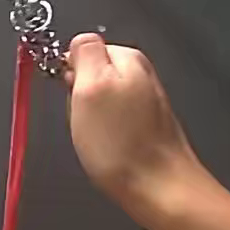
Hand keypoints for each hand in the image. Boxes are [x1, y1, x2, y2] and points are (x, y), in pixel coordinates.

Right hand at [62, 33, 221, 224]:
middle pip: (90, 77)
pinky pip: (111, 123)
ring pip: (98, 103)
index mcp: (128, 57)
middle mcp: (141, 74)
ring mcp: (146, 100)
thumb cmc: (121, 142)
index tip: (75, 96)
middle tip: (87, 121)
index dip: (71, 74)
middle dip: (80, 99)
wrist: (159, 189)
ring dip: (90, 120)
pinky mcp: (147, 126)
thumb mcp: (90, 86)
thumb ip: (85, 52)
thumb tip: (80, 40)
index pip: (82, 50)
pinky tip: (110, 151)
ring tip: (99, 139)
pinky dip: (104, 136)